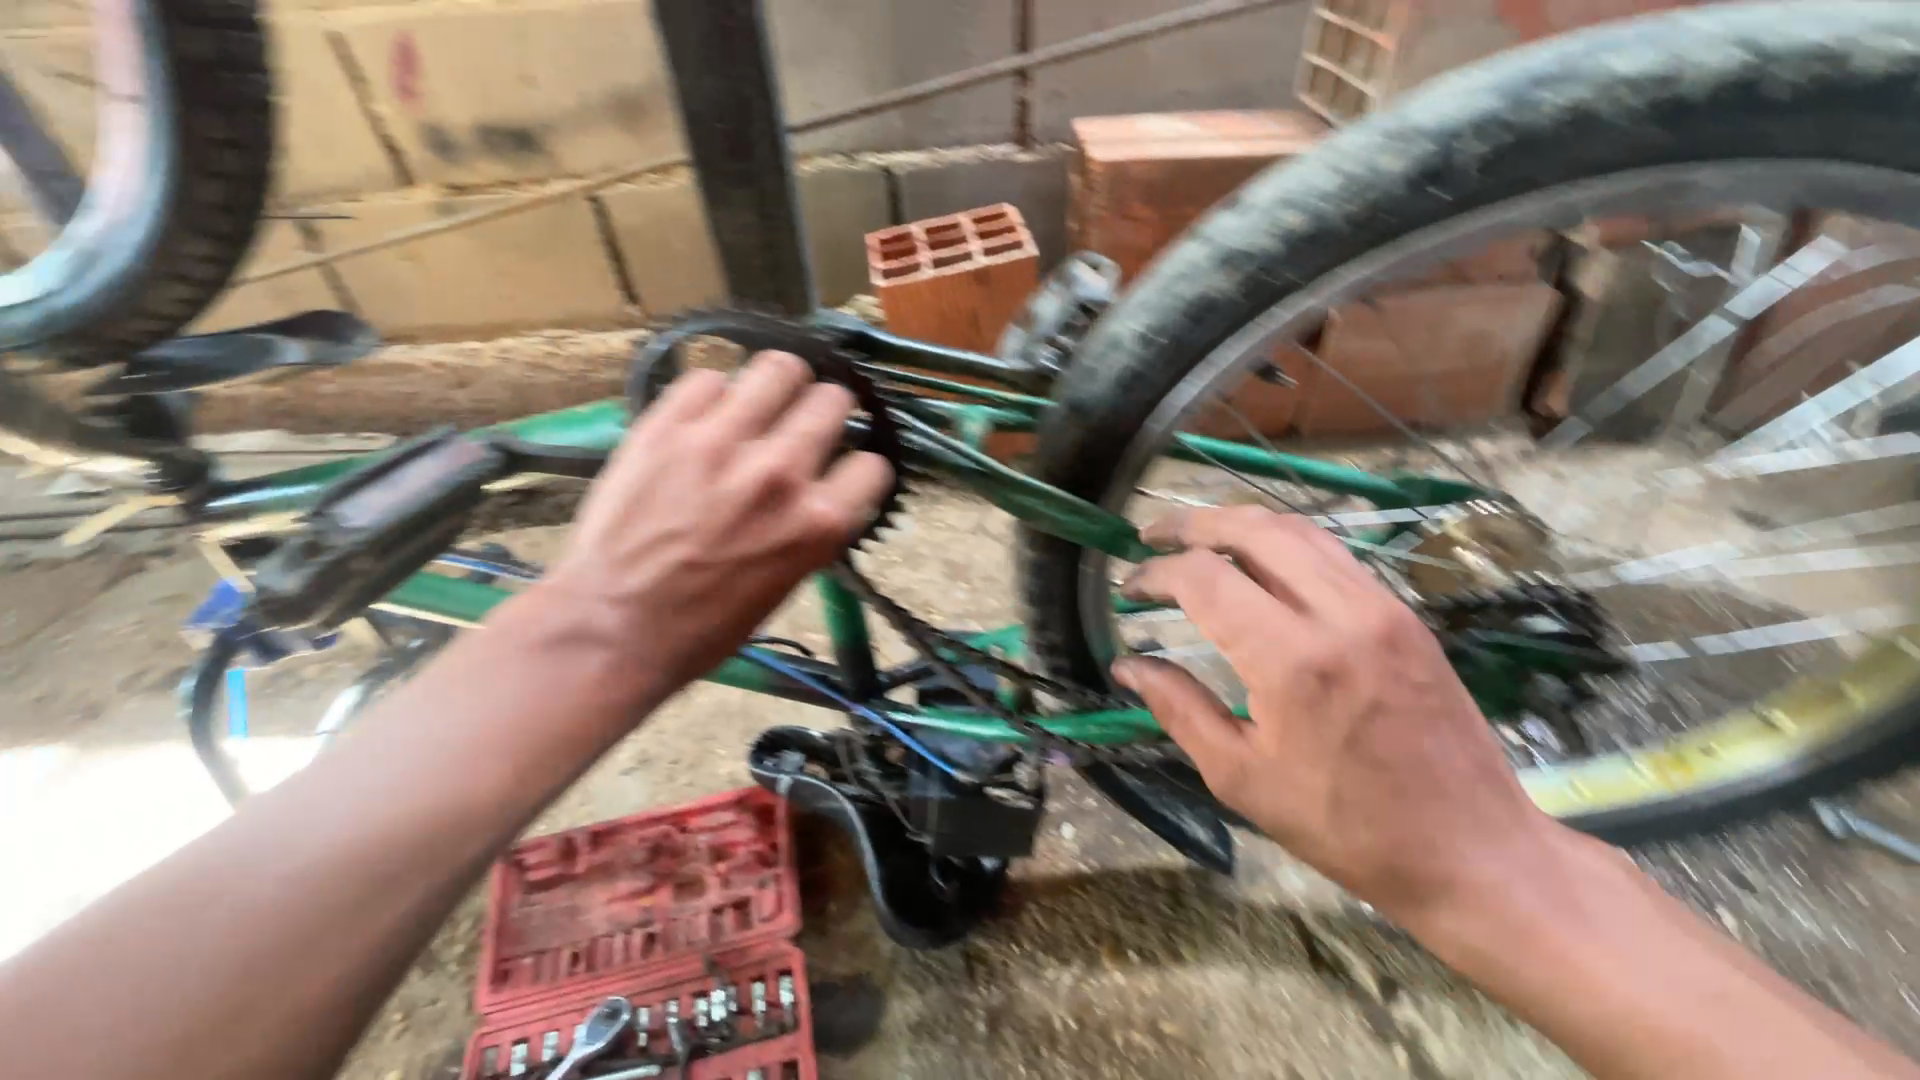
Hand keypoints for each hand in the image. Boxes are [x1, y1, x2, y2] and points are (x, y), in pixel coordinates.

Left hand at [545, 351, 891, 691]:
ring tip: (765, 399)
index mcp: (818, 522)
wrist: (614, 625)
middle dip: (828, 410)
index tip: (843, 471)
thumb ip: (811, 528)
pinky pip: (709, 378)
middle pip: (833, 399)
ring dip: (780, 383)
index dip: (859, 468)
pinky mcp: (667, 426)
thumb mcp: (787, 583)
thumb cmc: (706, 624)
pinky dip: (714, 394)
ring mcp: (722, 442)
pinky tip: (707, 417)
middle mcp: (781, 472)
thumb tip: (822, 490)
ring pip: (778, 367)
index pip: (872, 464)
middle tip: (807, 422)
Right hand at [1111, 506, 1567, 923]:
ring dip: (1239, 523)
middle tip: (1150, 534)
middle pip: (1254, 531)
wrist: (1471, 849)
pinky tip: (1262, 560)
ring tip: (1198, 534)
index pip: (1206, 579)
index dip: (1156, 573)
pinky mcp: (1404, 614)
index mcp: (1292, 660)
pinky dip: (1284, 541)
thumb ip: (1179, 708)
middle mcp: (1339, 614)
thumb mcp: (1241, 778)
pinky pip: (1334, 553)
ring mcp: (1380, 607)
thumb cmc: (1345, 826)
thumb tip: (1129, 665)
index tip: (1129, 586)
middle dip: (1193, 524)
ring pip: (1299, 530)